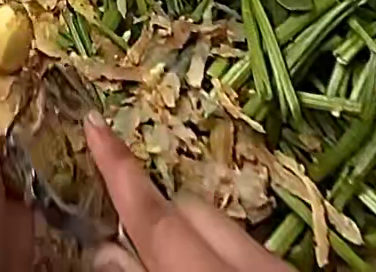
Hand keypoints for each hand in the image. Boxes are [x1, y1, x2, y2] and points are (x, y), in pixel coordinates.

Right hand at [82, 114, 292, 271]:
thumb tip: (106, 248)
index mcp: (204, 263)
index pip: (150, 209)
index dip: (115, 163)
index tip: (92, 119)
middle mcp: (251, 257)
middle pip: (190, 206)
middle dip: (161, 210)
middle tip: (136, 233)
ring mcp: (283, 268)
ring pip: (226, 226)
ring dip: (196, 234)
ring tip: (179, 256)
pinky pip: (255, 248)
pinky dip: (228, 253)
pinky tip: (216, 268)